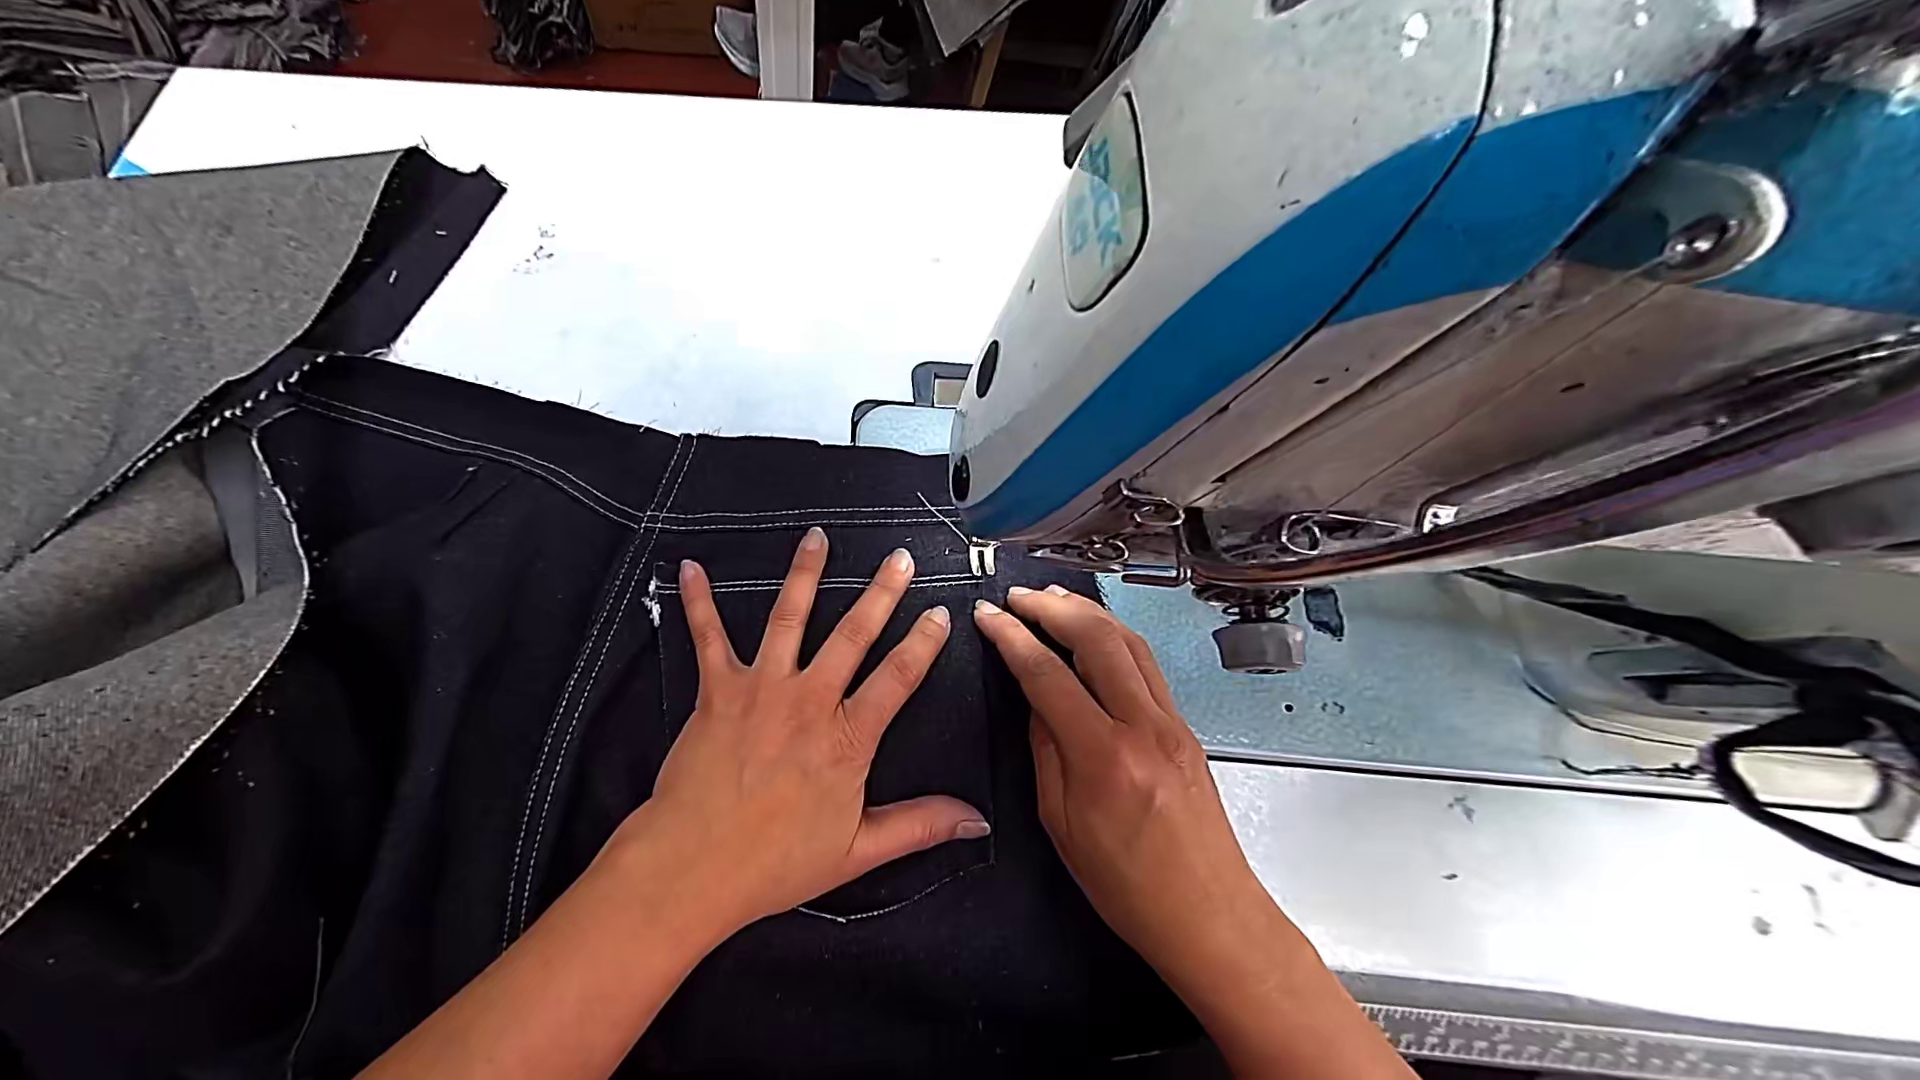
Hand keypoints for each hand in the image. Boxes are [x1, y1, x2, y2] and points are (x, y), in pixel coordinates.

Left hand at [607, 527, 988, 940]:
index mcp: (847, 738)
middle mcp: (808, 702)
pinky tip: (691, 569)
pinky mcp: (718, 691)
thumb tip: (976, 821)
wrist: (690, 869)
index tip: (940, 613)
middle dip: (881, 593)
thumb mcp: (857, 850)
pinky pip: (708, 637)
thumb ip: (920, 826)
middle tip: (899, 559)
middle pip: (853, 635)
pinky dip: (699, 602)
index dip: (923, 642)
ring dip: (805, 575)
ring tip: (818, 539)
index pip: (898, 678)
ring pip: (790, 618)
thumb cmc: (773, 862)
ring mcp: (762, 689)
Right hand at [970, 585, 1271, 973]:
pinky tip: (1097, 632)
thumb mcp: (1061, 825)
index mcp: (1105, 759)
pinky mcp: (1186, 727)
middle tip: (1019, 596)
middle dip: (1051, 607)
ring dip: (1087, 611)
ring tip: (1053, 599)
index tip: (991, 619)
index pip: (1048, 675)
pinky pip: (1148, 663)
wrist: (1211, 917)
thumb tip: (1035, 701)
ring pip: (1129, 641)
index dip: (1012, 638)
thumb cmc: (1134, 889)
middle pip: (1096, 638)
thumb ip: (1044, 751)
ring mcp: (1173, 723)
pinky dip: (1115, 635)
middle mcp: (1145, 729)